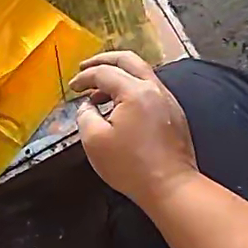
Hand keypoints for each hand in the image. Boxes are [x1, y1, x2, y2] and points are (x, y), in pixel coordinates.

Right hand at [69, 51, 198, 206]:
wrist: (171, 187)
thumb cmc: (131, 166)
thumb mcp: (94, 141)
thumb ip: (85, 115)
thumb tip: (88, 105)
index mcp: (135, 91)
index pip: (105, 72)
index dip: (84, 77)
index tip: (72, 87)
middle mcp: (155, 89)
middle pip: (129, 60)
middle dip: (104, 61)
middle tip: (86, 68)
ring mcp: (169, 101)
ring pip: (142, 74)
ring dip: (119, 76)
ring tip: (100, 93)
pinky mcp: (175, 115)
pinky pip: (150, 91)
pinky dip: (132, 90)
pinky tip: (121, 108)